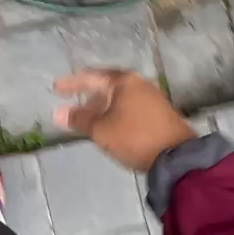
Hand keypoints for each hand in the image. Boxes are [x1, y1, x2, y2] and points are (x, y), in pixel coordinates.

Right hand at [53, 69, 196, 172]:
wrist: (177, 157)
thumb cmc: (134, 137)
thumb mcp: (101, 130)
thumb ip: (79, 119)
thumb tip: (58, 112)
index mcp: (123, 81)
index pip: (91, 77)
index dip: (72, 83)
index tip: (56, 88)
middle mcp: (138, 83)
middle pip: (107, 86)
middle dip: (88, 96)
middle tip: (72, 104)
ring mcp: (152, 97)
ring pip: (119, 97)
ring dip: (102, 106)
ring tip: (88, 118)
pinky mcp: (160, 112)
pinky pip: (130, 106)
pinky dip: (115, 112)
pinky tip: (110, 124)